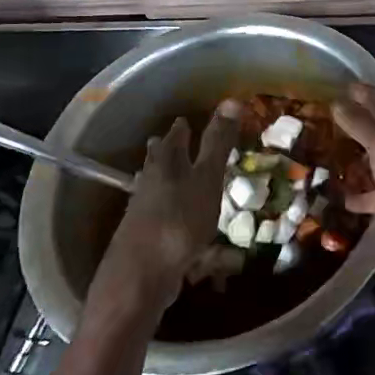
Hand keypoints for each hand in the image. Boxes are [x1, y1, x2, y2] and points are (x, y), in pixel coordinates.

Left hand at [91, 102, 240, 318]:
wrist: (142, 274)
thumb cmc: (179, 220)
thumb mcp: (207, 179)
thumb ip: (218, 143)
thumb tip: (232, 100)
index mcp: (166, 163)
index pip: (176, 137)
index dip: (184, 127)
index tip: (188, 119)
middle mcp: (150, 181)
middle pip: (158, 158)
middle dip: (168, 149)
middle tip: (175, 140)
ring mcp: (143, 209)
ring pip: (155, 183)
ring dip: (165, 176)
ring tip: (174, 173)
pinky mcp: (145, 235)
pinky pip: (159, 210)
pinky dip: (167, 204)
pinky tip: (174, 215)